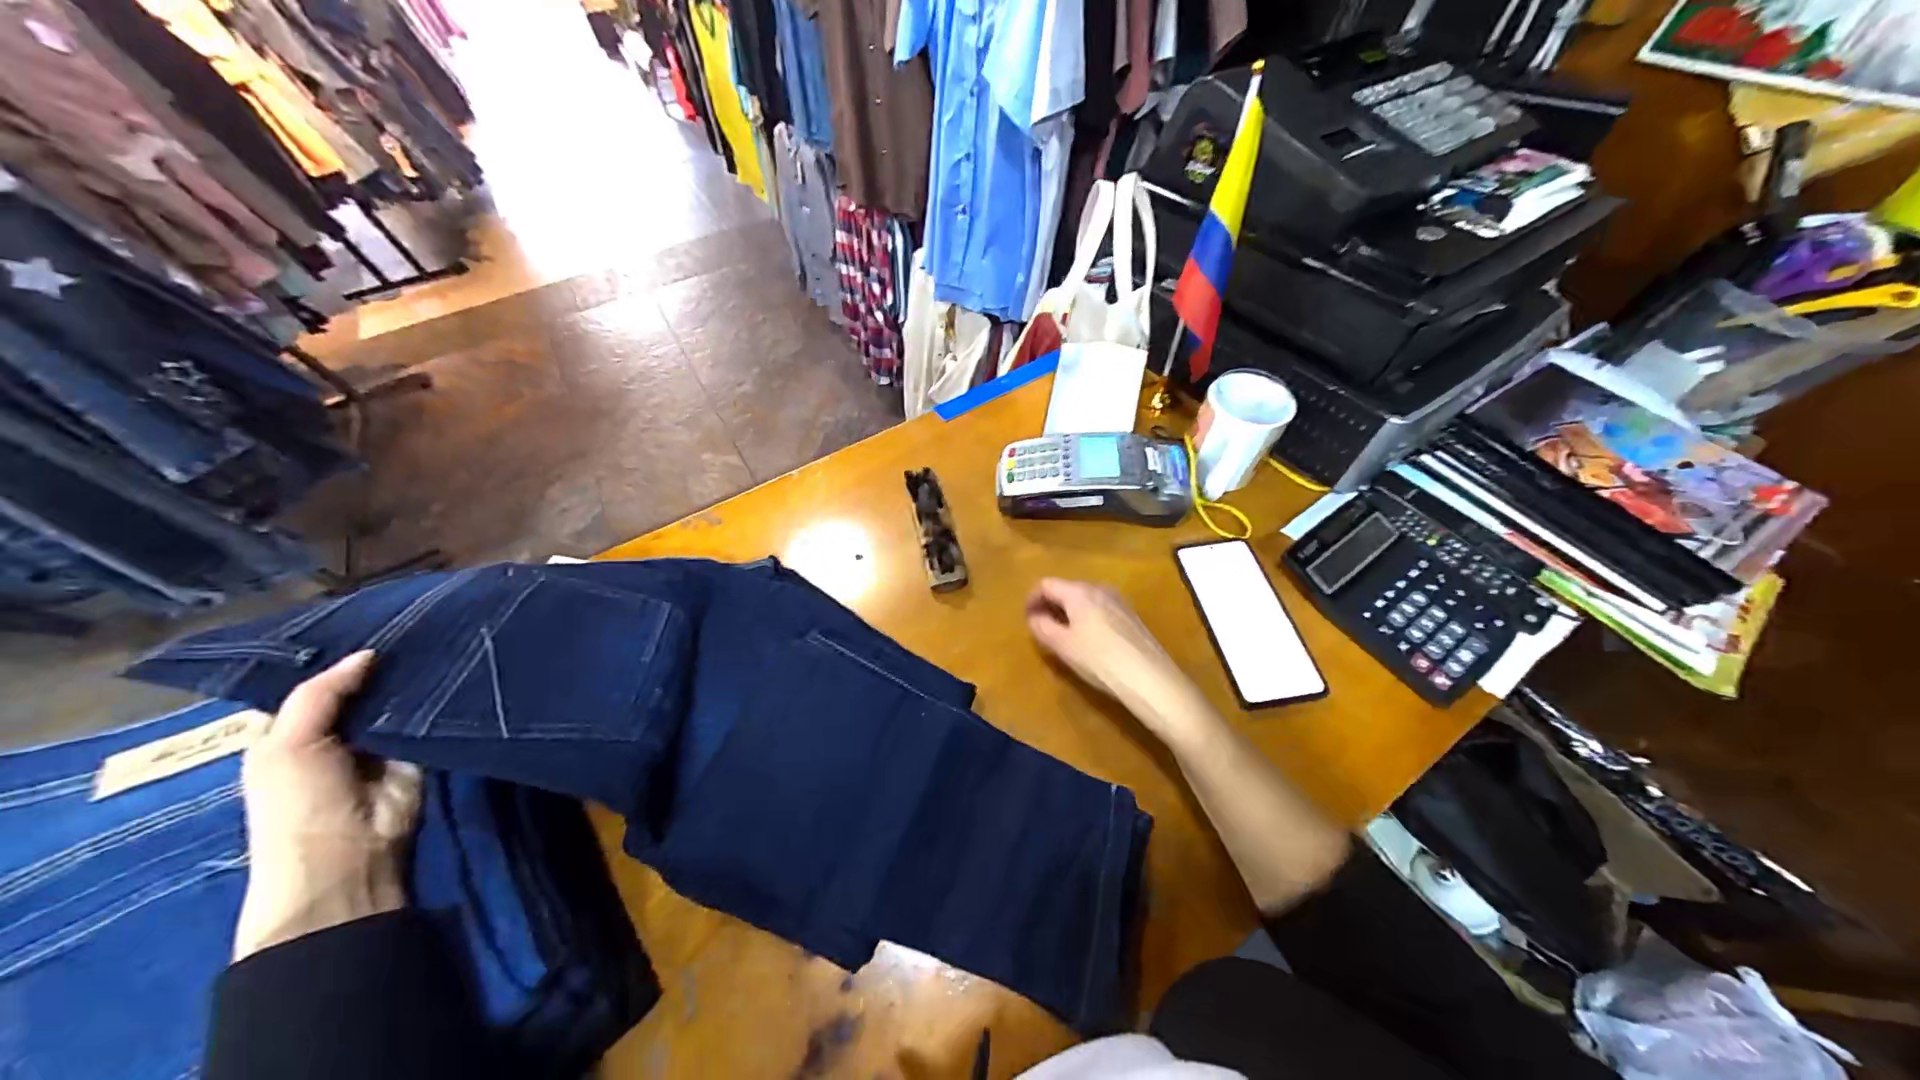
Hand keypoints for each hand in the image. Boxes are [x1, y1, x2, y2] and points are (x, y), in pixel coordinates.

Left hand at [232, 650, 422, 961]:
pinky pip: (426, 714)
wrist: (349, 852)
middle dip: (379, 662)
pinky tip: (451, 667)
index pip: (315, 681)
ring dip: (411, 675)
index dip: (335, 656)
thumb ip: (321, 693)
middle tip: (409, 622)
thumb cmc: (298, 801)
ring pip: (395, 696)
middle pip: (360, 685)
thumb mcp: (287, 743)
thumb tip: (370, 652)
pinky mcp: (419, 746)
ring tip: (435, 637)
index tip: (366, 621)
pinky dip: (436, 696)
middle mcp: (336, 730)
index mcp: (291, 729)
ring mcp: (380, 739)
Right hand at [1025, 578, 1219, 745]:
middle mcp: (1100, 588)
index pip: (1046, 584)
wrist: (1150, 679)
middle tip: (1042, 627)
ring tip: (1065, 636)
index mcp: (1079, 592)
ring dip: (1070, 612)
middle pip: (1067, 589)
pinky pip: (1102, 610)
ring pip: (1086, 599)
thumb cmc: (1099, 660)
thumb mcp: (1062, 646)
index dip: (1031, 599)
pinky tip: (1090, 642)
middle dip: (1051, 605)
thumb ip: (1043, 627)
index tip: (1026, 619)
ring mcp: (1120, 601)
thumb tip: (1034, 617)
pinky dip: (1088, 619)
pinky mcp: (1133, 617)